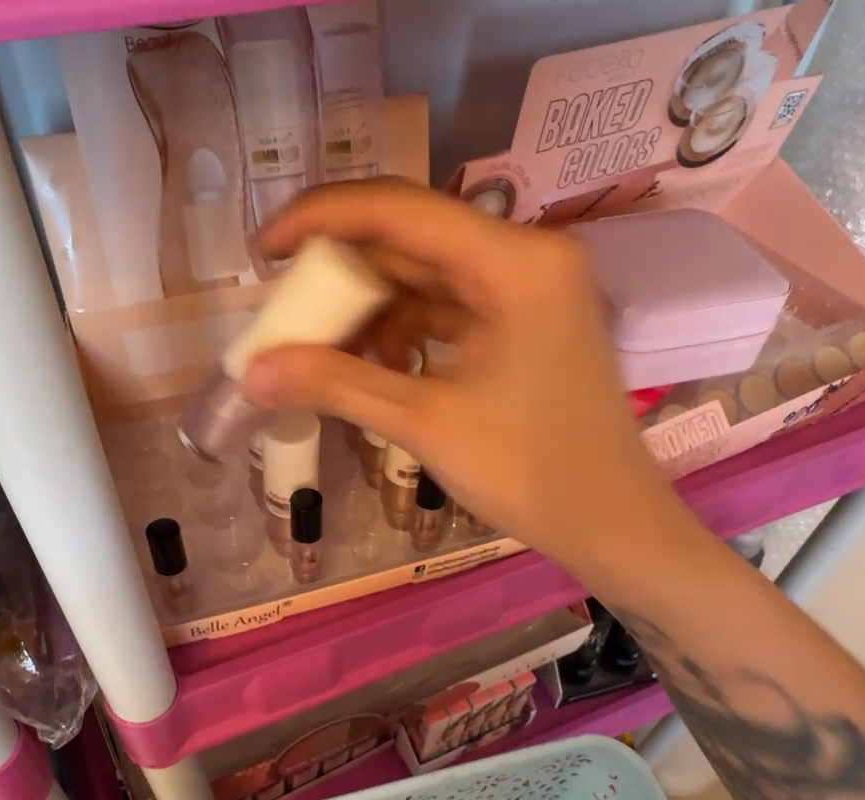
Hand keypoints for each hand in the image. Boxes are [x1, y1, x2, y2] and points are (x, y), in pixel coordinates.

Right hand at [244, 179, 695, 576]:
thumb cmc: (531, 473)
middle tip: (284, 307)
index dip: (321, 219)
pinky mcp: (526, 321)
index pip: (400, 210)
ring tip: (317, 346)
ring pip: (427, 275)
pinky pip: (449, 307)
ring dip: (370, 307)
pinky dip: (404, 330)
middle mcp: (527, 256)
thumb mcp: (426, 424)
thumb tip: (251, 374)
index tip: (263, 249)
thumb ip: (337, 385)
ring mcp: (530, 289)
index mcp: (515, 262)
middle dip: (342, 274)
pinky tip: (370, 365)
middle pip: (412, 239)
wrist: (613, 525)